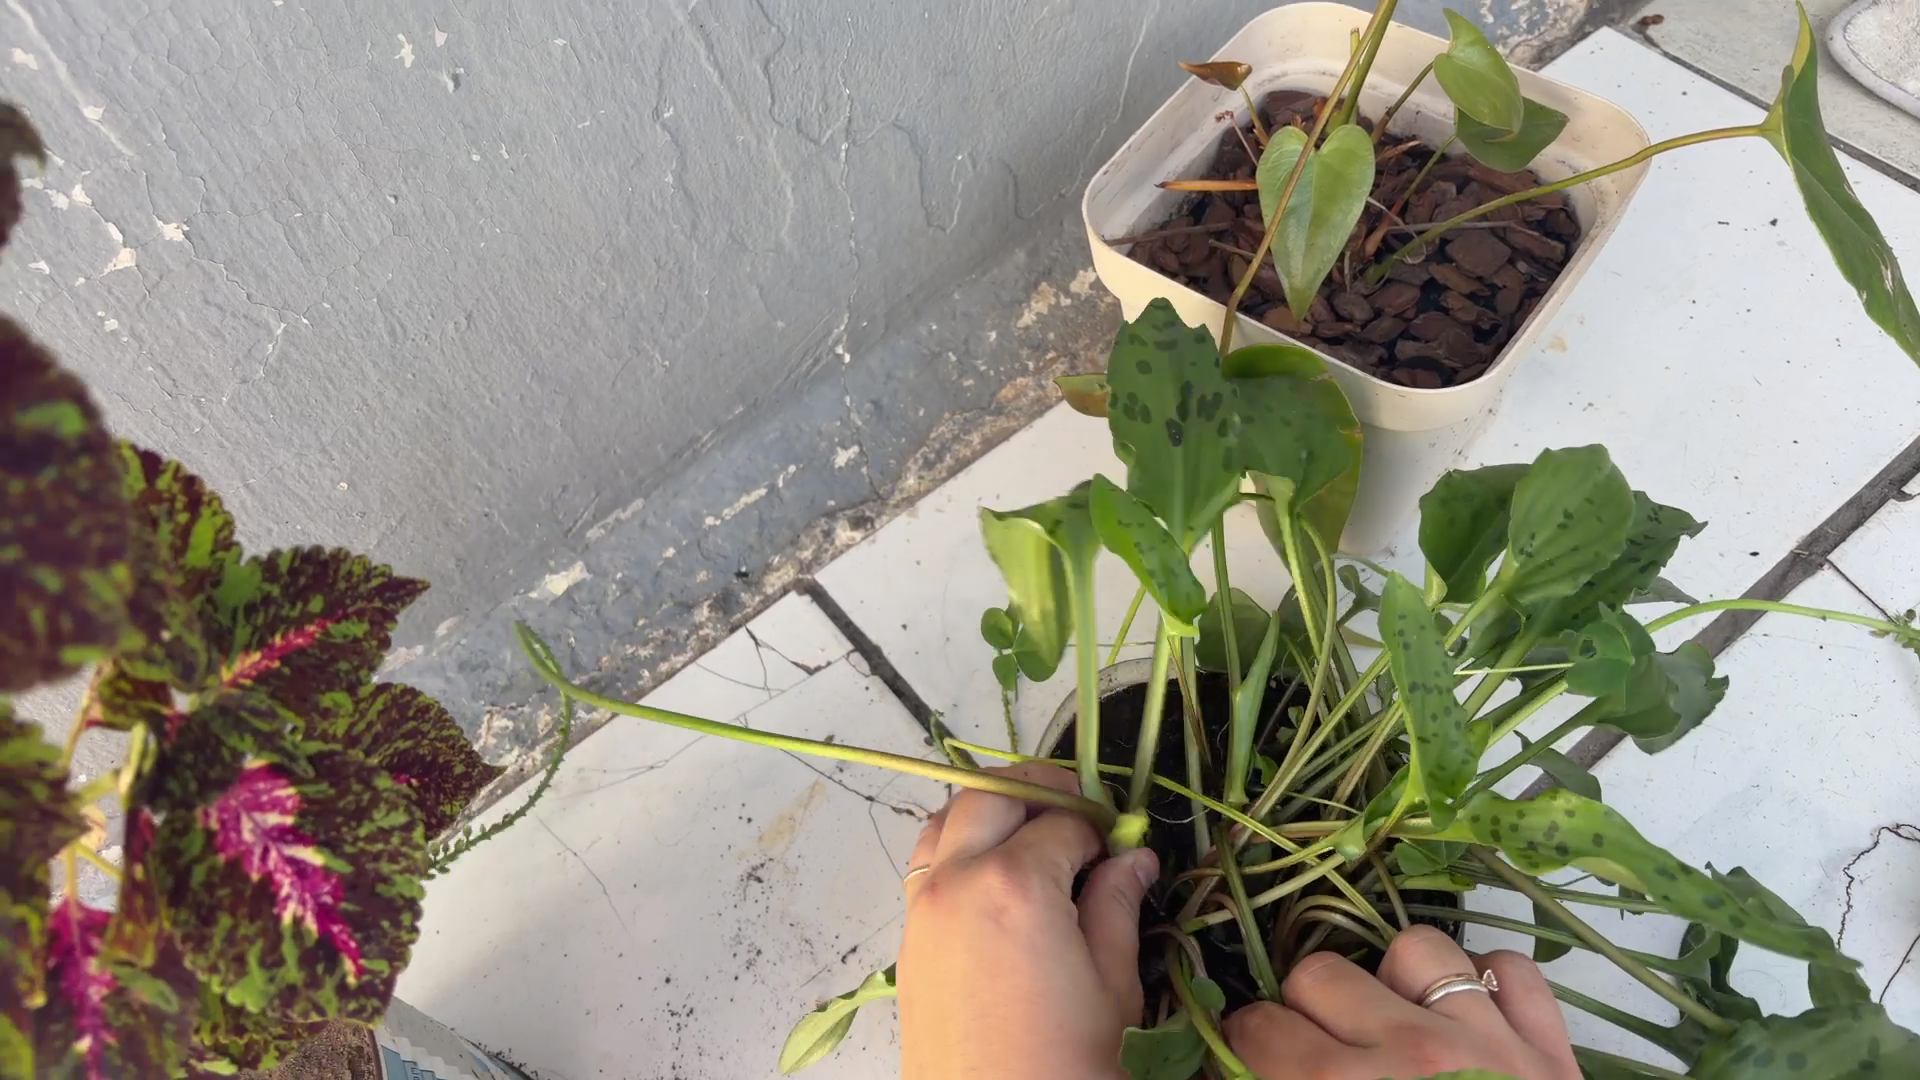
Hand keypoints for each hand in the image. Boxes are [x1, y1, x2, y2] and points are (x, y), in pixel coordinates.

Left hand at [897, 764, 1158, 1079]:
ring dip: (989, 808)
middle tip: (1077, 808)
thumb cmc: (1071, 1067)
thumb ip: (1117, 904)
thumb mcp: (1112, 986)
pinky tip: (992, 870)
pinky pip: (926, 858)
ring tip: (1031, 830)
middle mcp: (958, 877)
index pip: (1062, 824)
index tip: (1117, 840)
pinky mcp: (908, 934)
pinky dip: (957, 841)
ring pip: (947, 817)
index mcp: (1015, 883)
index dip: (1097, 825)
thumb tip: (1134, 856)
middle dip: (1037, 788)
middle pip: (991, 794)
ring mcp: (923, 903)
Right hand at [1225, 925, 1580, 1079]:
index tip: (1259, 1061)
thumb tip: (1228, 1072)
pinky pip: (1513, 971)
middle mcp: (1411, 1054)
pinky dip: (1493, 985)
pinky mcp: (1553, 1053)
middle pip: (1319, 973)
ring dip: (1399, 983)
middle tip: (1329, 1053)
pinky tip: (1475, 1020)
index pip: (1260, 1028)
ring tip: (1402, 1027)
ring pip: (1415, 949)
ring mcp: (1489, 1045)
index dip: (1250, 1044)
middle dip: (1311, 1010)